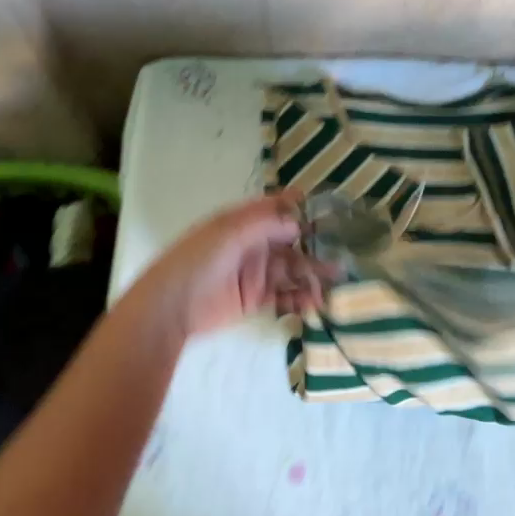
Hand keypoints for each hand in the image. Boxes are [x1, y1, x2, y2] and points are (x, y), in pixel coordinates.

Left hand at [128, 192, 326, 338]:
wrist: (170, 308)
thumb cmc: (197, 261)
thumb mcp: (229, 233)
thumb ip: (265, 224)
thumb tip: (297, 221)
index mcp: (242, 222)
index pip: (276, 208)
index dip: (301, 207)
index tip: (330, 209)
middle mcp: (251, 243)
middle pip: (290, 240)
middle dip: (315, 245)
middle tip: (343, 252)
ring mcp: (253, 272)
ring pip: (290, 268)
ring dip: (312, 274)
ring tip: (336, 282)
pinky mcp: (254, 299)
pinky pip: (283, 295)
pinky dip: (299, 297)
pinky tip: (315, 302)